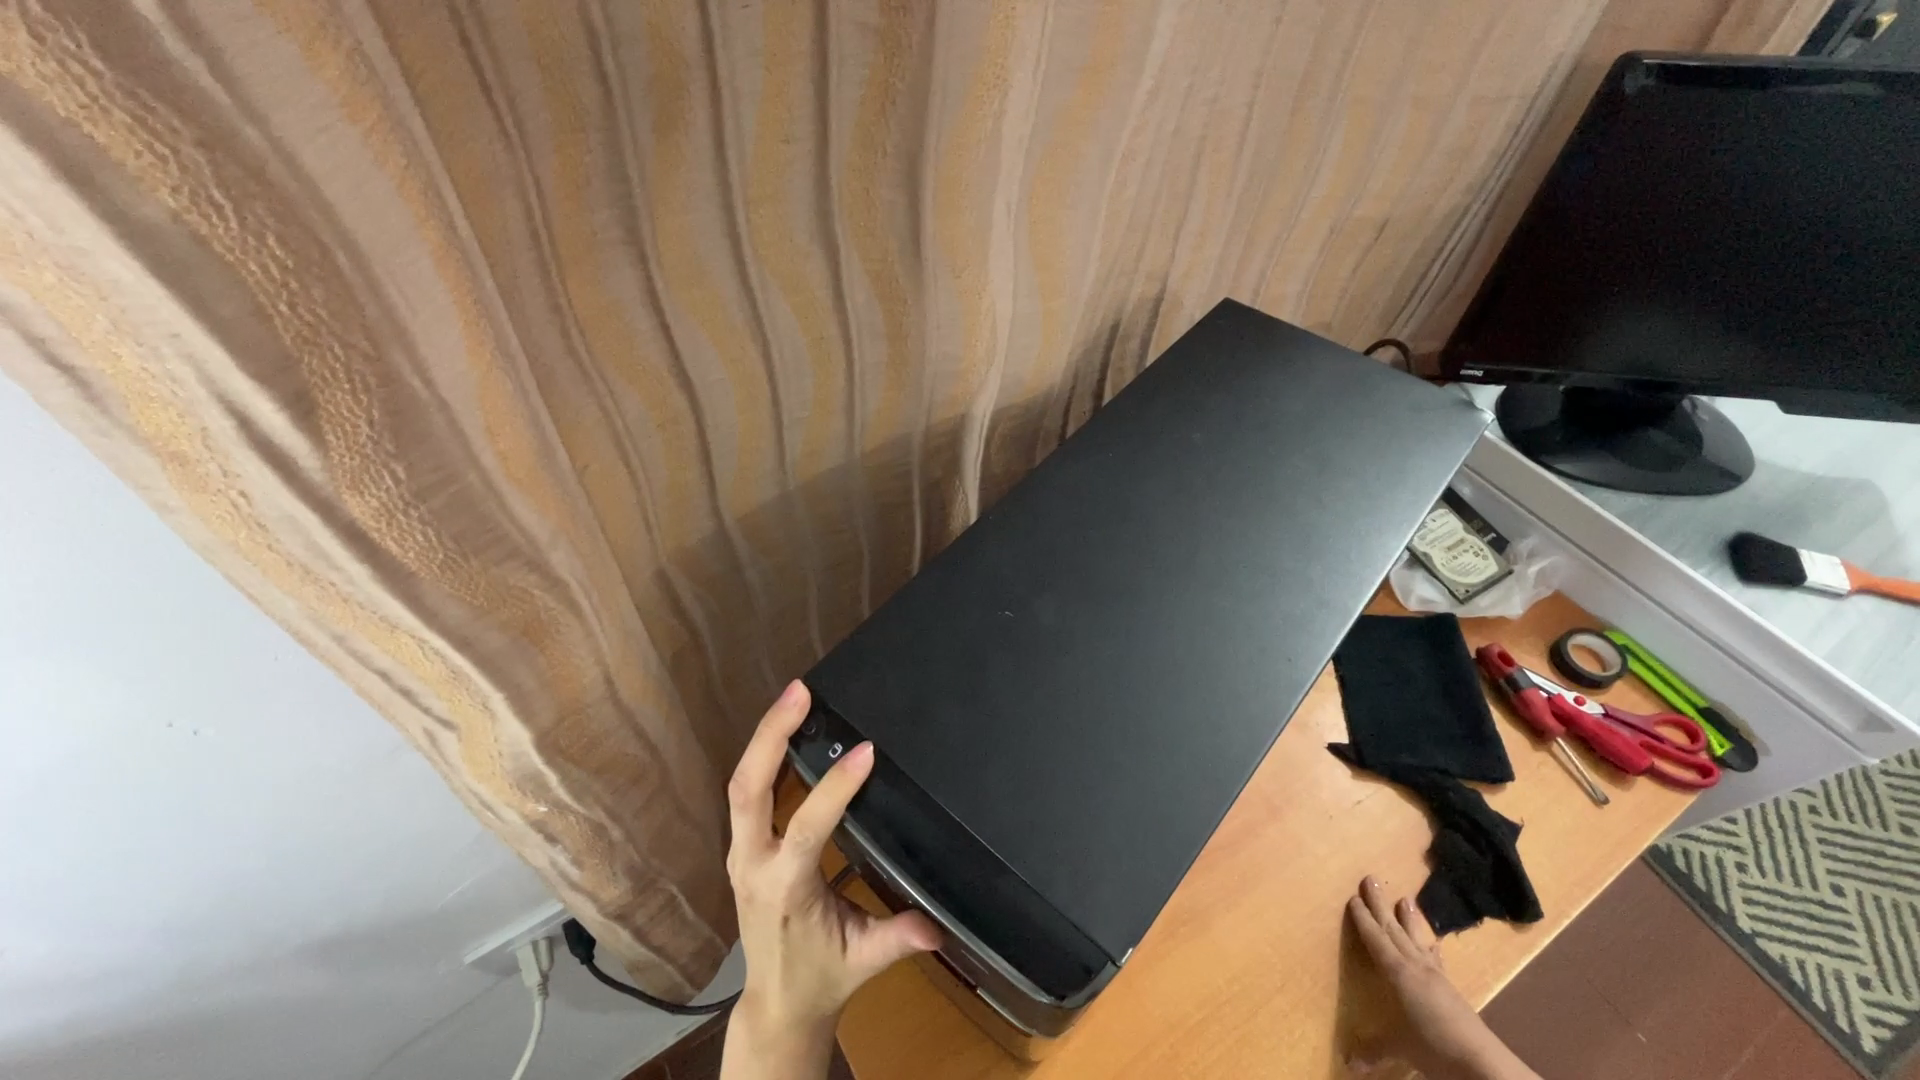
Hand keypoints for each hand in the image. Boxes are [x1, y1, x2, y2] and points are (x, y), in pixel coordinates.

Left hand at [721, 680, 941, 1079]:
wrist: (777, 1003)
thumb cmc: (822, 978)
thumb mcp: (864, 960)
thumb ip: (899, 939)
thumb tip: (938, 925)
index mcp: (784, 889)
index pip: (806, 828)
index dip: (834, 789)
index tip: (864, 751)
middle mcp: (753, 864)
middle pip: (747, 789)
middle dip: (771, 736)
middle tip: (800, 692)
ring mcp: (741, 853)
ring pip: (741, 785)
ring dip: (766, 738)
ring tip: (795, 696)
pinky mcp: (744, 847)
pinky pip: (748, 793)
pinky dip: (765, 756)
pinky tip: (788, 730)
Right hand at [1347, 877, 1539, 1079]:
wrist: (1484, 1065)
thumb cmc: (1434, 1050)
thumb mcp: (1400, 1048)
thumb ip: (1373, 1051)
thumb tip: (1347, 1064)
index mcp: (1398, 974)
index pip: (1376, 940)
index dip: (1363, 920)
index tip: (1354, 898)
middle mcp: (1417, 968)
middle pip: (1394, 930)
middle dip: (1380, 906)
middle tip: (1371, 879)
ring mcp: (1437, 977)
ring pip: (1417, 940)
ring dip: (1409, 919)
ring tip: (1405, 899)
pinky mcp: (1452, 990)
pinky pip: (1436, 960)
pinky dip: (1431, 948)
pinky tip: (1434, 944)